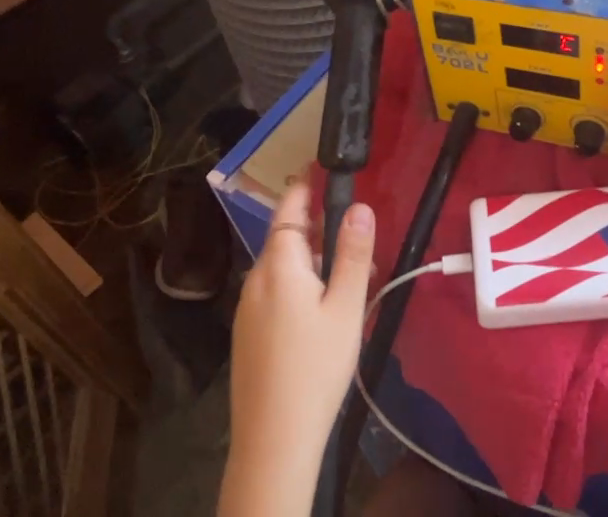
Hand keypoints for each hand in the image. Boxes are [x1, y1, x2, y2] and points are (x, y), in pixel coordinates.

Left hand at [219, 177, 375, 516]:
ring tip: (351, 282)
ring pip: (283, 270)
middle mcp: (256, 280)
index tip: (320, 170)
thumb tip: (359, 205)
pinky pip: (275, 295)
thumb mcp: (346, 307)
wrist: (274, 437)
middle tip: (358, 241)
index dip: (304, 189)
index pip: (288, 212)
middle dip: (320, 232)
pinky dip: (300, 287)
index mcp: (278, 266)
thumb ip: (353, 254)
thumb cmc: (316, 366)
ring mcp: (247, 310)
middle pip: (287, 241)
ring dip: (313, 264)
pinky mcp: (247, 336)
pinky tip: (323, 315)